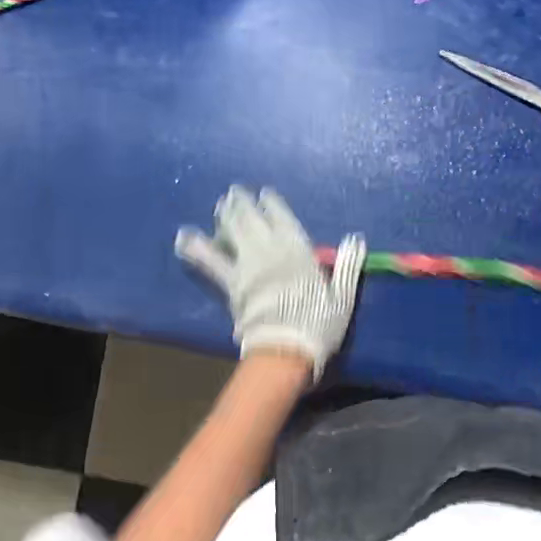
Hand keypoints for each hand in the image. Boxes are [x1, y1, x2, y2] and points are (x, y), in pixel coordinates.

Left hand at [174, 186, 364, 378]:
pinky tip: (184, 236)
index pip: (282, 217)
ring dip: (225, 215)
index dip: (272, 204)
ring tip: (221, 205)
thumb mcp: (342, 295)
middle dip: (243, 203)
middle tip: (234, 193)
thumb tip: (356, 239)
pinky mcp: (230, 281)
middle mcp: (269, 249)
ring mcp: (247, 263)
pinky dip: (197, 247)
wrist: (286, 347)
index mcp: (297, 249)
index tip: (264, 194)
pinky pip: (210, 260)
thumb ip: (346, 265)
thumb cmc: (319, 323)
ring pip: (232, 231)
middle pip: (252, 218)